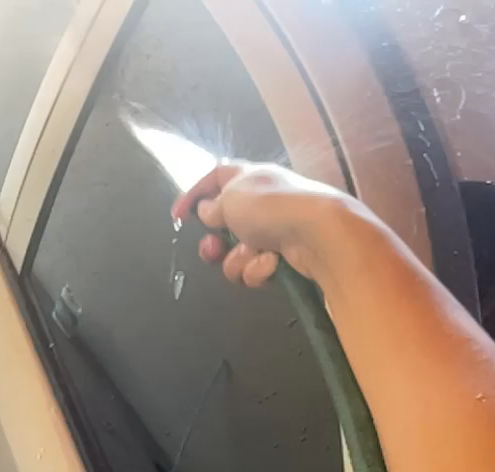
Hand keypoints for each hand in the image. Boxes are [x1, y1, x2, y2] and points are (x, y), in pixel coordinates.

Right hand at [169, 162, 356, 288]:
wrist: (317, 235)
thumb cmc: (272, 208)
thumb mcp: (231, 199)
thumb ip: (212, 207)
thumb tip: (207, 211)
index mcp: (249, 179)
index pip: (215, 177)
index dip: (194, 194)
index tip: (178, 215)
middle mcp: (261, 204)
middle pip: (222, 227)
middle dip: (214, 244)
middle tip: (212, 251)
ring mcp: (272, 233)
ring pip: (236, 255)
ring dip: (238, 260)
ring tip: (253, 255)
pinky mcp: (282, 260)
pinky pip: (254, 271)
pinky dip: (258, 270)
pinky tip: (272, 264)